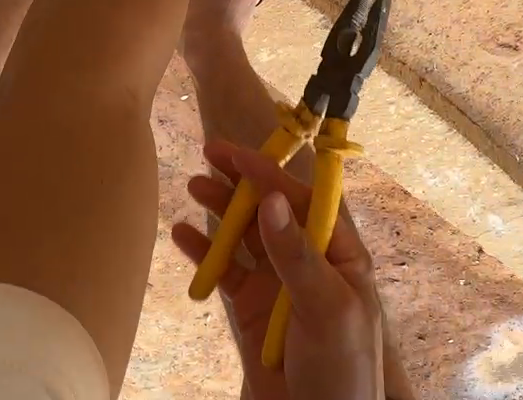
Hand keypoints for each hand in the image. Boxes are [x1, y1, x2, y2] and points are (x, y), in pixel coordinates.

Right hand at [172, 142, 384, 399]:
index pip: (302, 200)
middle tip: (209, 153)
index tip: (237, 153)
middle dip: (242, 180)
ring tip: (194, 185)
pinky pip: (226, 270)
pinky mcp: (252, 308)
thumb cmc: (340, 369)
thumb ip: (295, 254)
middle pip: (271, 208)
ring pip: (245, 233)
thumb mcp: (325, 309)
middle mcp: (307, 259)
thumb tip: (271, 197)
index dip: (270, 173)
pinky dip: (204, 250)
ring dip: (221, 207)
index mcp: (337, 253)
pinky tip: (182, 234)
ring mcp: (277, 283)